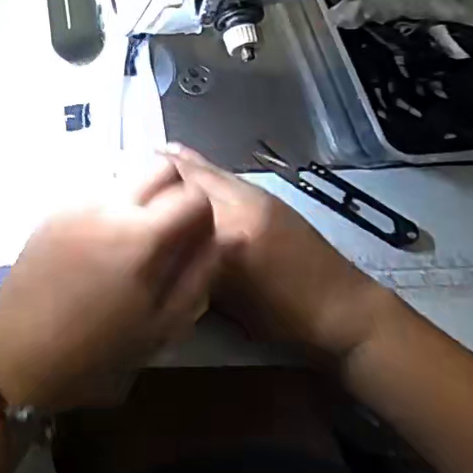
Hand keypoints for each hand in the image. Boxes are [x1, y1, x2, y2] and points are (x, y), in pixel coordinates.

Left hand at [0, 159, 218, 411]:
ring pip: (129, 171)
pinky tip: (106, 236)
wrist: (14, 354)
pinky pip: (99, 186)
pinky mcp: (56, 207)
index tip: (198, 236)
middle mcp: (111, 204)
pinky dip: (115, 199)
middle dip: (178, 189)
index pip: (194, 194)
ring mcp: (79, 201)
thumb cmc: (93, 351)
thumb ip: (199, 276)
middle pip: (161, 166)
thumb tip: (219, 240)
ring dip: (145, 191)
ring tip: (138, 230)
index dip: (205, 213)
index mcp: (142, 236)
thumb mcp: (160, 328)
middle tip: (173, 225)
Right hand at [160, 144, 397, 362]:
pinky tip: (201, 173)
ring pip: (216, 173)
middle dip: (169, 167)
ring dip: (190, 164)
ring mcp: (261, 197)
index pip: (182, 205)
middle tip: (141, 159)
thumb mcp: (231, 304)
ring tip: (164, 153)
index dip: (155, 194)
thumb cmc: (285, 320)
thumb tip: (170, 248)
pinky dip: (212, 173)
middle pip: (197, 178)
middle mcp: (243, 205)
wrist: (343, 309)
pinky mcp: (273, 199)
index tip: (129, 186)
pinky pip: (232, 179)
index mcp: (231, 234)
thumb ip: (199, 267)